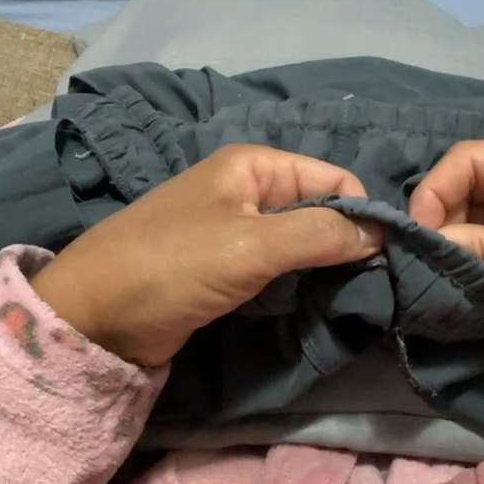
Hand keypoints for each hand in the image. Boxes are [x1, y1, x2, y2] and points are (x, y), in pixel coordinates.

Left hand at [28, 146, 381, 367]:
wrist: (95, 318)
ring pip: (303, 240)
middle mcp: (250, 190)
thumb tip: (382, 234)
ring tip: (354, 297)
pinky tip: (319, 302)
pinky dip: (302, 281)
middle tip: (376, 284)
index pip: (334, 178)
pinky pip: (281, 266)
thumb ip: (319, 234)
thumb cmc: (172, 267)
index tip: (387, 258)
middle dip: (348, 241)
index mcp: (255, 166)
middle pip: (321, 208)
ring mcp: (238, 230)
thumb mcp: (251, 246)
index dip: (363, 213)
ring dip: (327, 265)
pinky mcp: (229, 267)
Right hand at [410, 139, 483, 399]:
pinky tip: (466, 262)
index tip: (417, 235)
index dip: (436, 190)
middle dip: (445, 212)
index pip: (475, 158)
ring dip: (458, 230)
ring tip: (446, 263)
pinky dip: (476, 240)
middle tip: (429, 256)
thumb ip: (480, 249)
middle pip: (474, 175)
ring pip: (479, 198)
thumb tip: (421, 239)